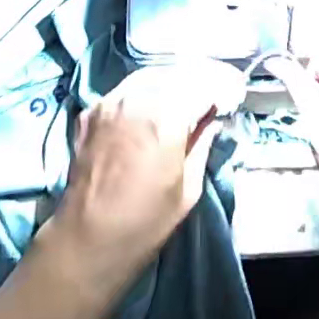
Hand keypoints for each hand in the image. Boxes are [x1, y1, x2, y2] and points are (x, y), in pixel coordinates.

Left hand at [0, 61, 245, 318]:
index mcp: (167, 116)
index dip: (223, 89)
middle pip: (179, 74)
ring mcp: (111, 101)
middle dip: (199, 82)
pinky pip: (127, 88)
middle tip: (211, 96)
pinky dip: (145, 90)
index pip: (205, 85)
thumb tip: (212, 120)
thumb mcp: (188, 189)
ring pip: (152, 75)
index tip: (233, 95)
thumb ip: (202, 144)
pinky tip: (151, 107)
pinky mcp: (92, 110)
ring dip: (172, 82)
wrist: (85, 244)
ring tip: (183, 98)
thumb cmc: (143, 224)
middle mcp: (138, 97)